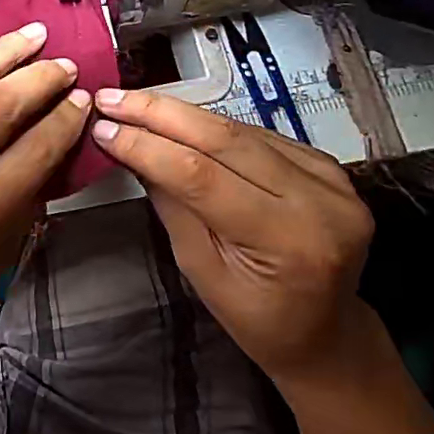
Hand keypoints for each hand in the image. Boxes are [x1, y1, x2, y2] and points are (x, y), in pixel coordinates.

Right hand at [90, 88, 374, 388]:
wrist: (329, 335)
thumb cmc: (259, 319)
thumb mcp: (202, 272)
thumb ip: (171, 205)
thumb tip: (129, 146)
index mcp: (287, 241)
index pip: (202, 176)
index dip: (147, 146)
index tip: (103, 128)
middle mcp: (319, 200)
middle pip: (224, 139)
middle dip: (159, 113)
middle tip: (112, 98)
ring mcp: (330, 178)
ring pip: (238, 128)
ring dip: (181, 113)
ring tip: (135, 103)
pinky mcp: (327, 164)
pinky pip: (257, 134)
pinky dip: (212, 125)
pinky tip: (179, 120)